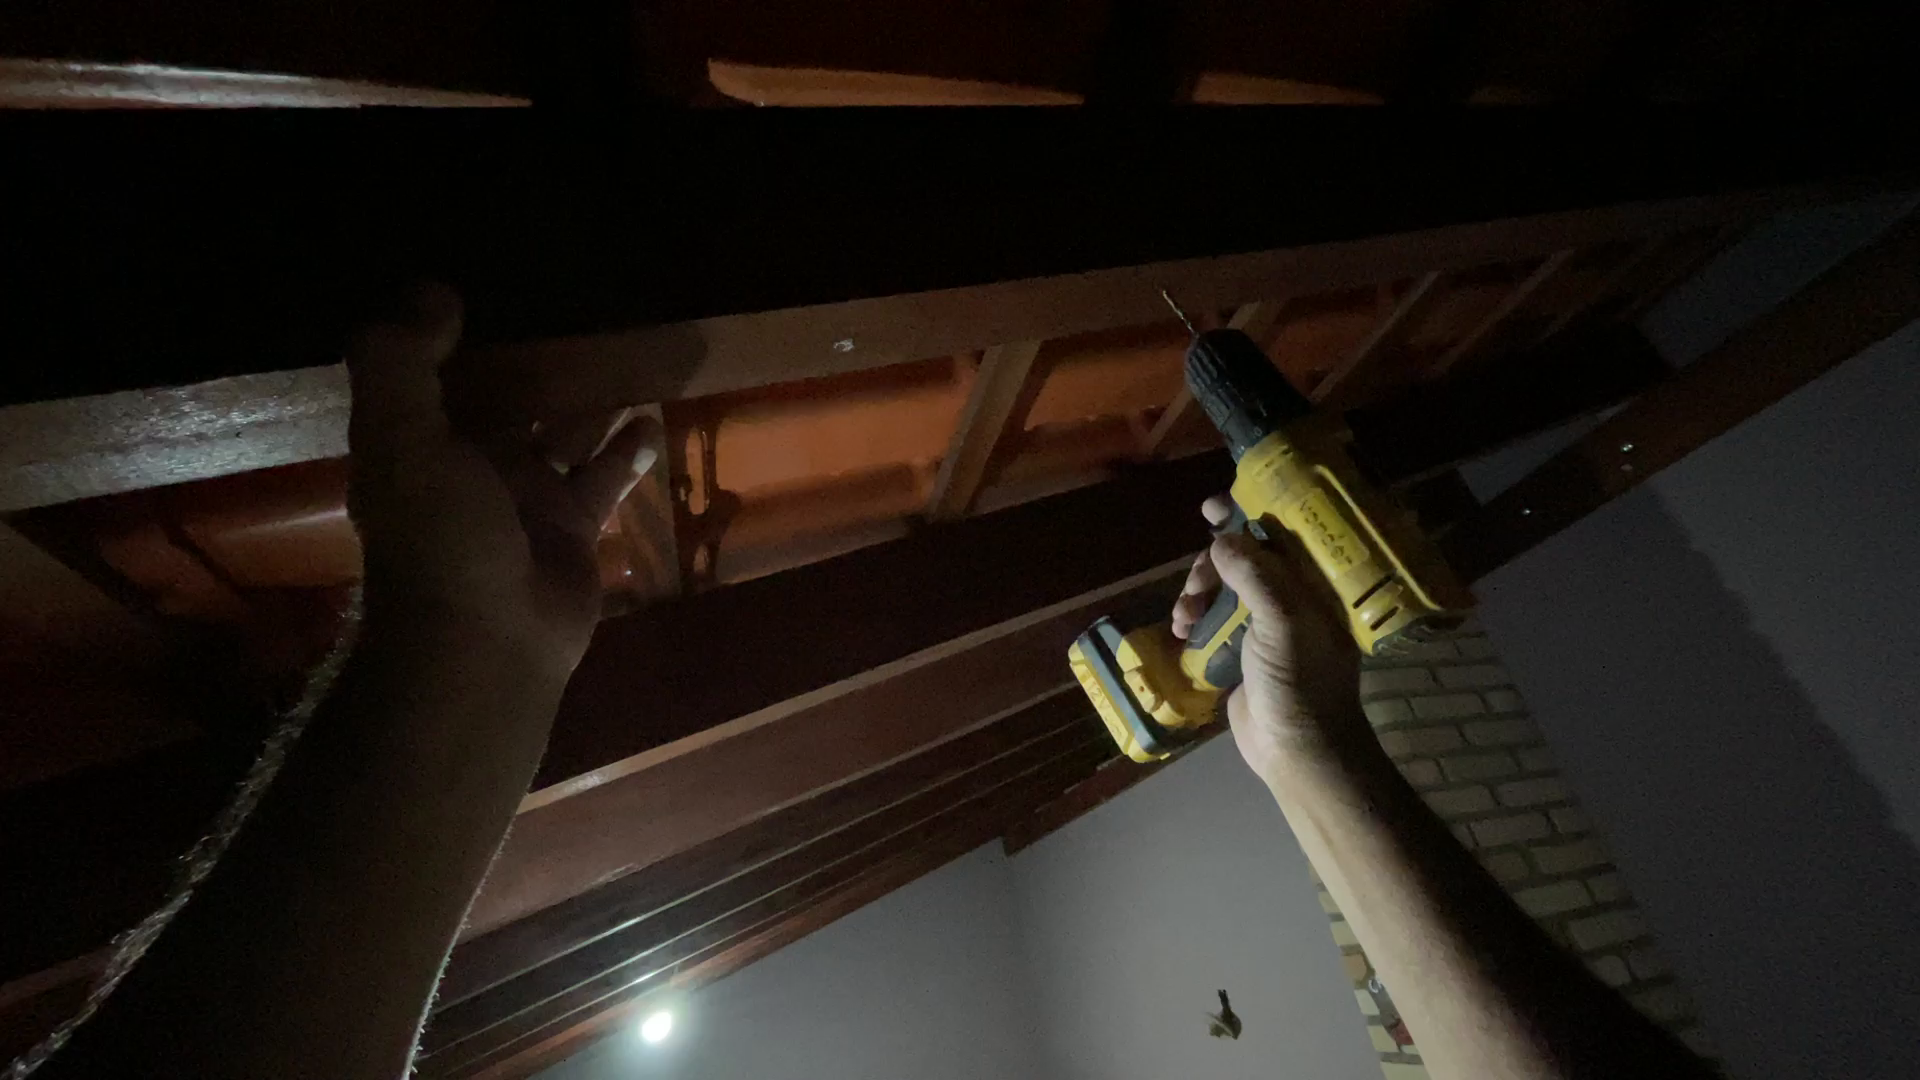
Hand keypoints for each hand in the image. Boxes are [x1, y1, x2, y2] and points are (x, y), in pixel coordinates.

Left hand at [344, 284, 658, 676]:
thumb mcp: (404, 442)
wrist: (491, 639)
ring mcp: (531, 499)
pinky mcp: (577, 527)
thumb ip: (404, 363)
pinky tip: (651, 426)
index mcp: (427, 443)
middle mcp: (478, 467)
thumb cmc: (444, 539)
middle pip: (517, 405)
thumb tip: (434, 289)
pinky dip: (630, 455)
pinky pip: (606, 479)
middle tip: (584, 320)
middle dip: (544, 370)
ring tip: (631, 364)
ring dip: (597, 406)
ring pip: (570, 438)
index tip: (492, 290)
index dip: (463, 338)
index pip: (445, 377)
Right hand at [1170, 496, 1366, 780]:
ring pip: (1222, 586)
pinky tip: (1181, 630)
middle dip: (1212, 564)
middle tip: (1196, 584)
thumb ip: (1256, 577)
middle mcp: (1290, 599)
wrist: (1295, 752)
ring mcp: (1264, 624)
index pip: (1282, 535)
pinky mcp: (1240, 648)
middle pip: (1243, 558)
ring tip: (1185, 616)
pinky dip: (1193, 616)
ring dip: (1197, 592)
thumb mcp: (1284, 624)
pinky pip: (1212, 616)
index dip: (1249, 514)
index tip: (1212, 507)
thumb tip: (1222, 539)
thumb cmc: (1300, 685)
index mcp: (1313, 587)